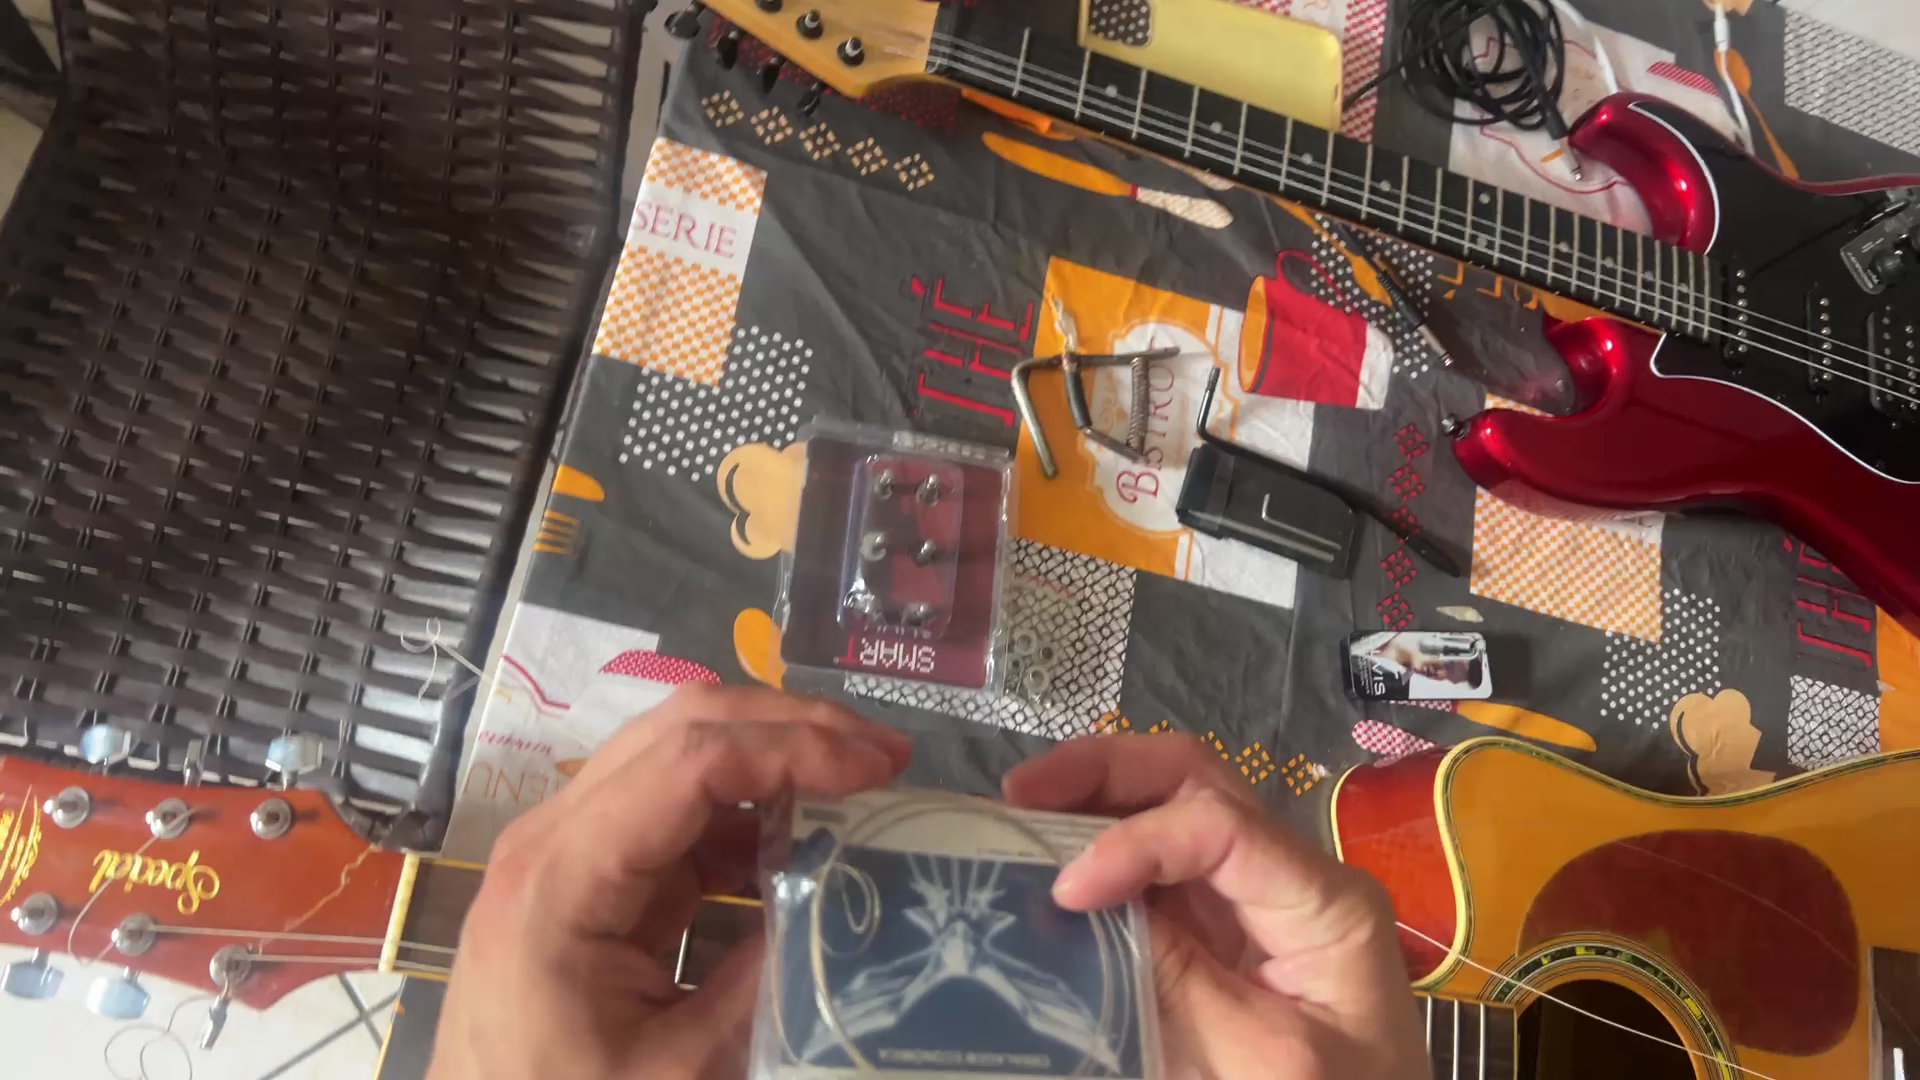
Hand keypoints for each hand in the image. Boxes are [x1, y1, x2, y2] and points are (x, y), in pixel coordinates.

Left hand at [430, 685, 911, 1079]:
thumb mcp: (675, 1076)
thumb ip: (766, 980)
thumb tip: (848, 890)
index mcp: (564, 873)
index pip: (693, 763)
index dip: (794, 749)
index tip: (877, 767)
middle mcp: (561, 826)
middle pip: (690, 723)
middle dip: (797, 724)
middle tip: (882, 752)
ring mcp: (580, 833)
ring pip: (691, 742)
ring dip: (781, 748)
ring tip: (859, 775)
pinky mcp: (603, 856)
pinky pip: (689, 797)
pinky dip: (757, 798)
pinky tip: (805, 829)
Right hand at [1003, 736, 1425, 1079]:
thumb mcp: (1263, 1064)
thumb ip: (1176, 981)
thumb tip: (1082, 901)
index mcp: (1324, 899)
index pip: (1221, 826)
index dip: (1137, 842)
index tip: (1068, 890)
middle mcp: (1286, 866)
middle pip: (1192, 777)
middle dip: (1103, 769)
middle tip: (1025, 787)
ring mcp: (1246, 883)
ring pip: (1165, 795)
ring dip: (1091, 790)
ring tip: (1026, 801)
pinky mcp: (1211, 910)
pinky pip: (1149, 848)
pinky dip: (1095, 834)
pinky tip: (1054, 841)